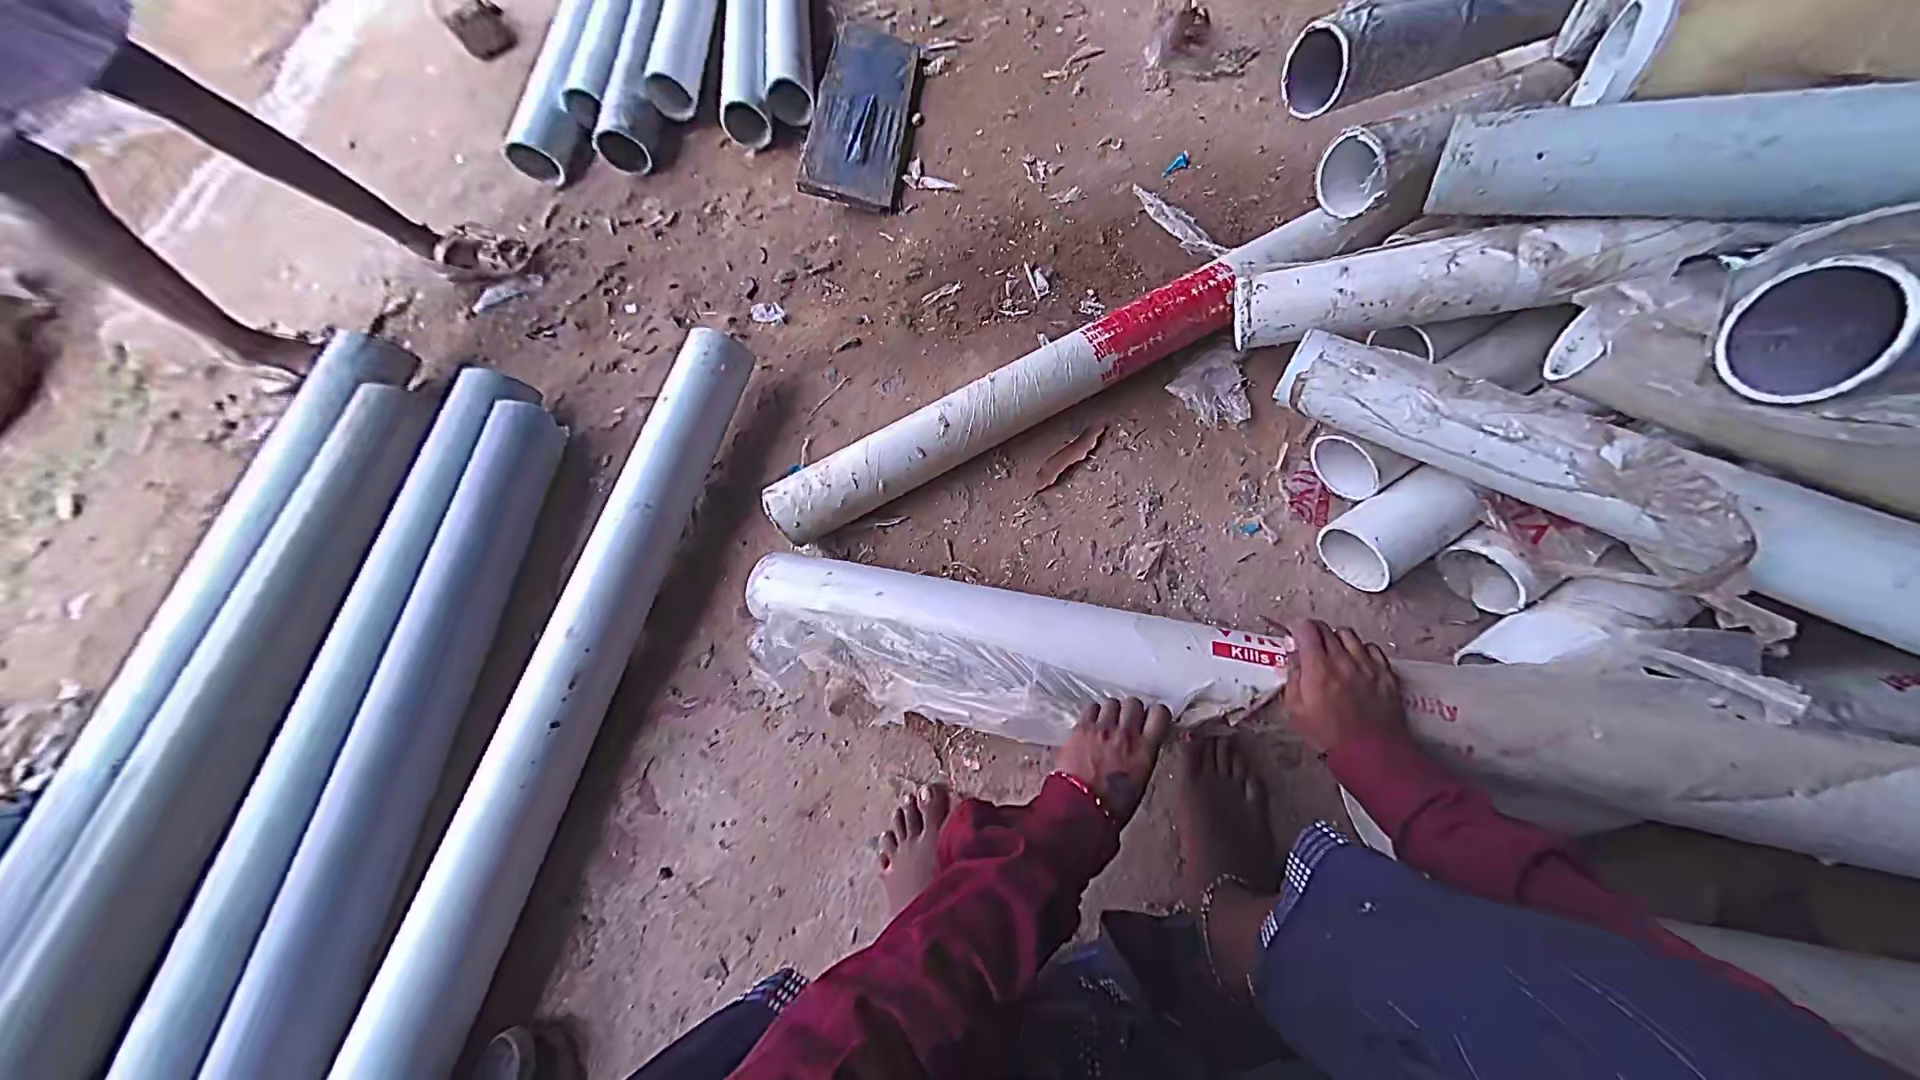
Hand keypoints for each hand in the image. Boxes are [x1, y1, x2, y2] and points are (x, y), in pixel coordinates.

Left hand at [1054, 697, 1172, 824]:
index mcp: (1146, 750)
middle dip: (1131, 710)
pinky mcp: (1082, 728)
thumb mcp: (1139, 781)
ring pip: (1112, 703)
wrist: (1081, 808)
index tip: (1151, 718)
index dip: (1155, 713)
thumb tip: (1140, 746)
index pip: (1159, 714)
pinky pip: (1091, 707)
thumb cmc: (1113, 805)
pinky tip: (1091, 724)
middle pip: (1134, 703)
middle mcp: (1127, 734)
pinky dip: (1093, 713)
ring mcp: (1103, 729)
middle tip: (1125, 721)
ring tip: (1106, 723)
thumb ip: (1142, 757)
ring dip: (1111, 711)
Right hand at [1281, 619, 1404, 753]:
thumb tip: (1294, 660)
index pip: (1307, 628)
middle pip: (1327, 628)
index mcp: (1318, 667)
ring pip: (1349, 635)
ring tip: (1334, 653)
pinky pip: (1372, 649)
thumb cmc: (1328, 734)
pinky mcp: (1386, 673)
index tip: (1295, 635)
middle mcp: (1343, 659)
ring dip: (1337, 640)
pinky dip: (1361, 650)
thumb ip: (1292, 679)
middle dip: (1314, 632)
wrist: (1371, 752)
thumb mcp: (1295, 710)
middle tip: (1310, 645)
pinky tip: (1356, 663)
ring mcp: (1367, 665)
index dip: (1298, 628)